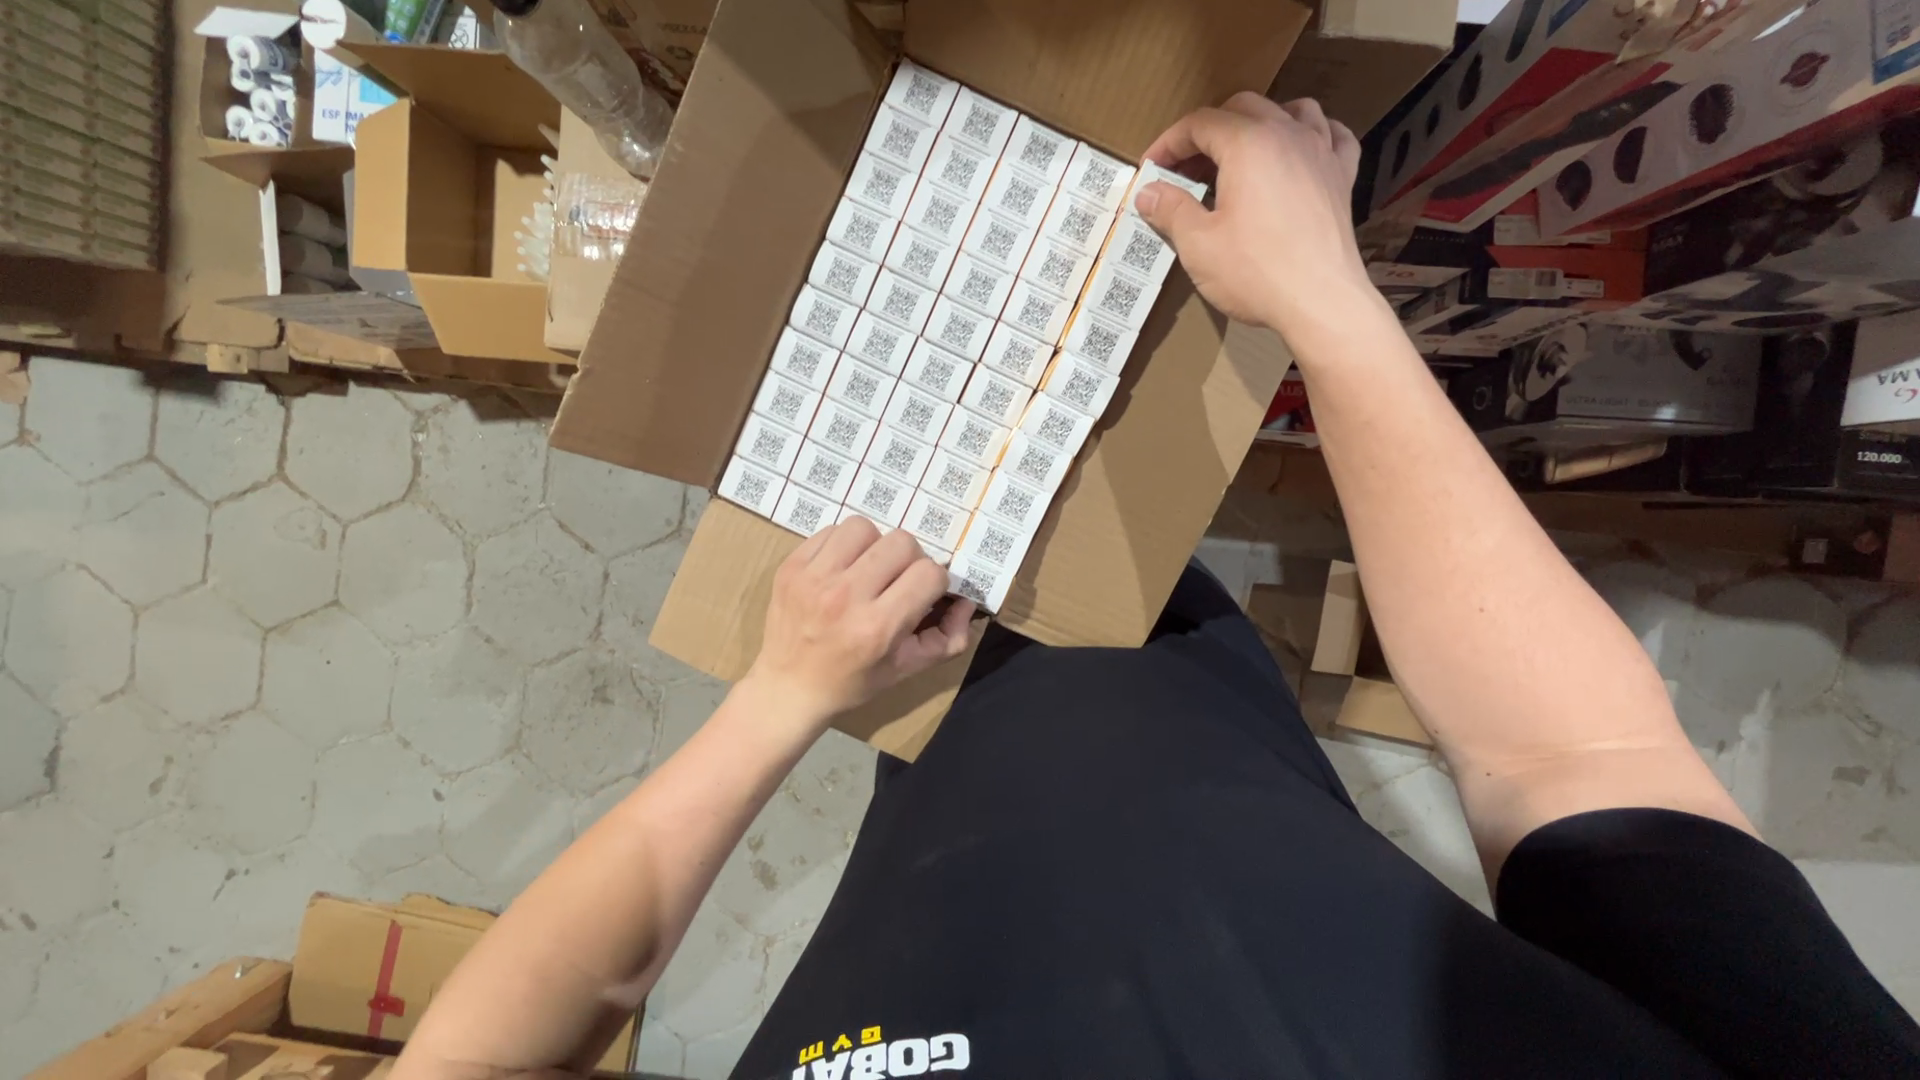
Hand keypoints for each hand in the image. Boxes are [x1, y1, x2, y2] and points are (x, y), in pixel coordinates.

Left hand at [746, 518, 975, 725]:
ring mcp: (813, 578)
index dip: (934, 583)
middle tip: (898, 581)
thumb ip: (948, 638)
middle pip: (902, 542)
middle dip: (910, 560)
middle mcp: (845, 597)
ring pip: (865, 528)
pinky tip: (842, 569)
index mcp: (877, 627)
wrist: (787, 688)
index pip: (929, 574)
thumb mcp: (907, 669)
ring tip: (868, 569)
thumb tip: (966, 601)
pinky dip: (844, 546)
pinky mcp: (791, 566)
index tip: (922, 596)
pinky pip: (831, 531)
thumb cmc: (852, 682)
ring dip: (875, 545)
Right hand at [1135, 94, 1370, 332]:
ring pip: (1291, 111)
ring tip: (1240, 152)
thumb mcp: (1198, 245)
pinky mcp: (1342, 178)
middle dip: (1208, 132)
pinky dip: (1310, 135)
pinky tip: (1298, 151)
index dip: (1168, 143)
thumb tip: (1148, 192)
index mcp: (1248, 144)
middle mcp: (1288, 134)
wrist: (1319, 302)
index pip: (1200, 123)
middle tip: (1185, 170)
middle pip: (1242, 108)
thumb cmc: (1255, 273)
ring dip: (1259, 123)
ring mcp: (1322, 152)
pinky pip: (1332, 136)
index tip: (1150, 170)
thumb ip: (1171, 210)